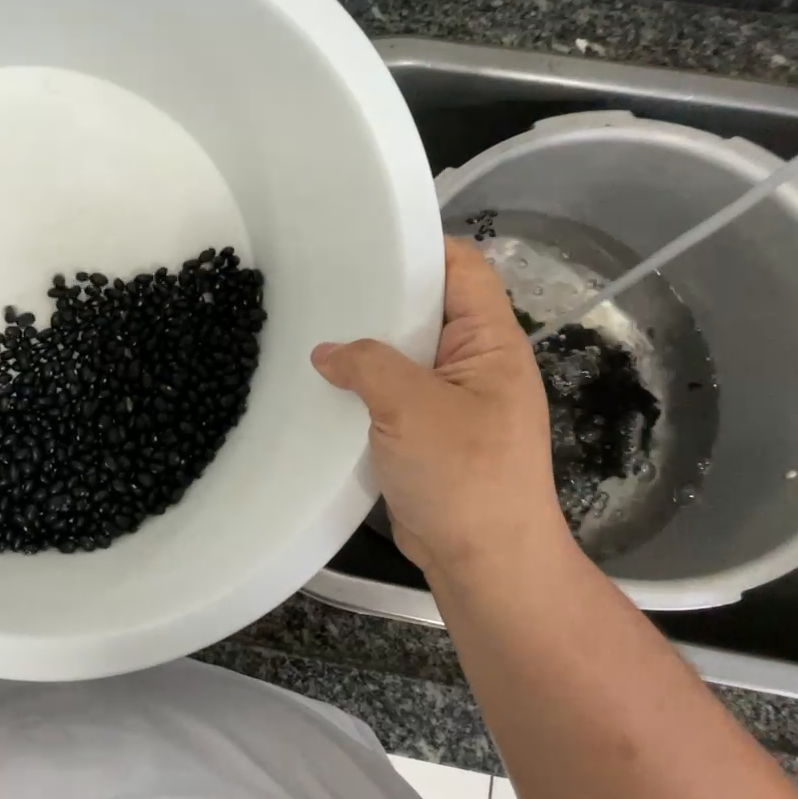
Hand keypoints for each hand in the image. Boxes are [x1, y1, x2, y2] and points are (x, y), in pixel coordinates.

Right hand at [311, 236, 569, 574]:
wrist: (482, 559)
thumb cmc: (463, 475)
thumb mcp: (412, 407)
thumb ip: (367, 365)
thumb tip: (325, 352)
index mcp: (490, 343)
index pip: (462, 269)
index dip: (419, 247)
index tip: (360, 239)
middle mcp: (472, 365)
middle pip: (424, 311)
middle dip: (375, 298)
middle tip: (316, 286)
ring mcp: (448, 402)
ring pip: (400, 358)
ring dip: (361, 350)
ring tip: (307, 332)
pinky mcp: (423, 436)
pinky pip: (388, 397)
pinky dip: (358, 390)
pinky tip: (319, 388)